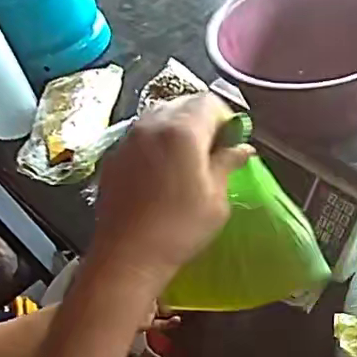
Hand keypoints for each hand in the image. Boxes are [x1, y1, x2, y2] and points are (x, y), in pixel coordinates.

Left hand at [91, 93, 253, 285]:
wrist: (130, 254)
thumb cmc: (181, 229)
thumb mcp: (216, 200)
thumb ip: (227, 165)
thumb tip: (242, 149)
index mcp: (183, 131)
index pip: (211, 102)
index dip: (228, 119)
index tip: (234, 143)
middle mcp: (152, 123)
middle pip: (184, 103)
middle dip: (203, 121)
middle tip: (215, 153)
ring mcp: (129, 137)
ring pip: (161, 116)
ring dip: (180, 130)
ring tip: (190, 163)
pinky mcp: (114, 154)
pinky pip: (142, 135)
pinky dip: (159, 143)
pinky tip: (165, 173)